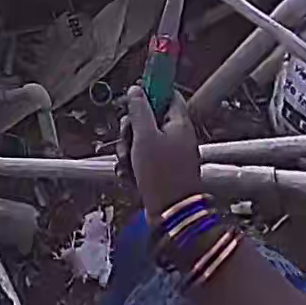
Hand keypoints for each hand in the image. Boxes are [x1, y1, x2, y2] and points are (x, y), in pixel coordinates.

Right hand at [125, 85, 203, 220]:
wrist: (172, 214)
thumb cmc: (161, 174)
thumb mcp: (144, 136)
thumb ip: (139, 110)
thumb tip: (136, 89)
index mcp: (179, 124)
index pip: (169, 95)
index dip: (151, 91)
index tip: (134, 97)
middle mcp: (177, 137)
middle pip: (150, 117)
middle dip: (132, 126)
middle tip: (126, 136)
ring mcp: (171, 154)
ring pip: (142, 138)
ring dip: (129, 147)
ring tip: (126, 161)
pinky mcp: (162, 169)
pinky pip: (142, 157)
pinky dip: (132, 163)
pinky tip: (128, 173)